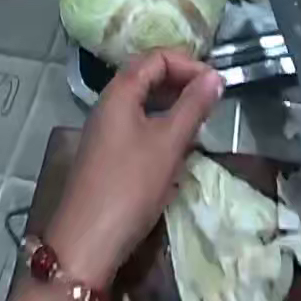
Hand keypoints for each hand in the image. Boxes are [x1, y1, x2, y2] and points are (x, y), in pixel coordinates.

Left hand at [45, 51, 223, 286]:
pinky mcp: (106, 152)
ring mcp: (105, 127)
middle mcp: (109, 101)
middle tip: (211, 100)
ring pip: (144, 101)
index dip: (189, 64)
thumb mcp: (168, 143)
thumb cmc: (129, 185)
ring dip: (173, 104)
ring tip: (200, 122)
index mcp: (120, 90)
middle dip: (182, 82)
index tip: (215, 83)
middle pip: (148, 75)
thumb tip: (215, 76)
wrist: (85, 243)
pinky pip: (138, 123)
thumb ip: (193, 106)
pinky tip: (177, 146)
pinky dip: (161, 125)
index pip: (157, 57)